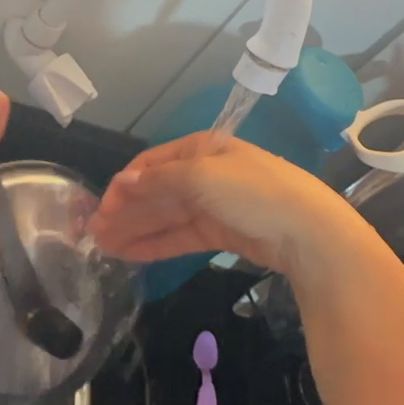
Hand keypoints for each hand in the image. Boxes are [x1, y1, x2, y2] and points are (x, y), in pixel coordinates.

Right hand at [90, 133, 373, 278]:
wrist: (310, 234)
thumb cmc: (255, 193)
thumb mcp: (202, 176)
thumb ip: (158, 180)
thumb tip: (122, 182)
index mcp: (201, 150)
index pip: (150, 165)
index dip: (123, 186)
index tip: (101, 210)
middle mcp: (204, 174)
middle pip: (154, 193)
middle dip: (124, 212)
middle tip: (93, 235)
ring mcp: (212, 205)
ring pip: (163, 217)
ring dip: (133, 230)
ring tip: (104, 248)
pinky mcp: (220, 233)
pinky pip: (178, 237)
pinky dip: (154, 245)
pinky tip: (130, 254)